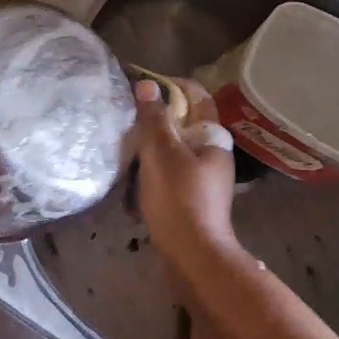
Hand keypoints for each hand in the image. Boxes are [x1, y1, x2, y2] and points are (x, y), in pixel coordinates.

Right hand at [132, 78, 238, 261]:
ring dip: (151, 139)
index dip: (170, 85)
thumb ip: (155, 118)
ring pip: (175, 144)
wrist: (193, 253)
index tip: (142, 85)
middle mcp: (213, 153)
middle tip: (128, 113)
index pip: (196, 96)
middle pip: (184, 120)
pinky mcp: (191, 194)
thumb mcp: (162, 152)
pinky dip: (151, 162)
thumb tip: (148, 85)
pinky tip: (133, 170)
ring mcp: (203, 175)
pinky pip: (169, 166)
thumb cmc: (179, 197)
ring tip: (125, 140)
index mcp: (213, 139)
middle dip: (156, 114)